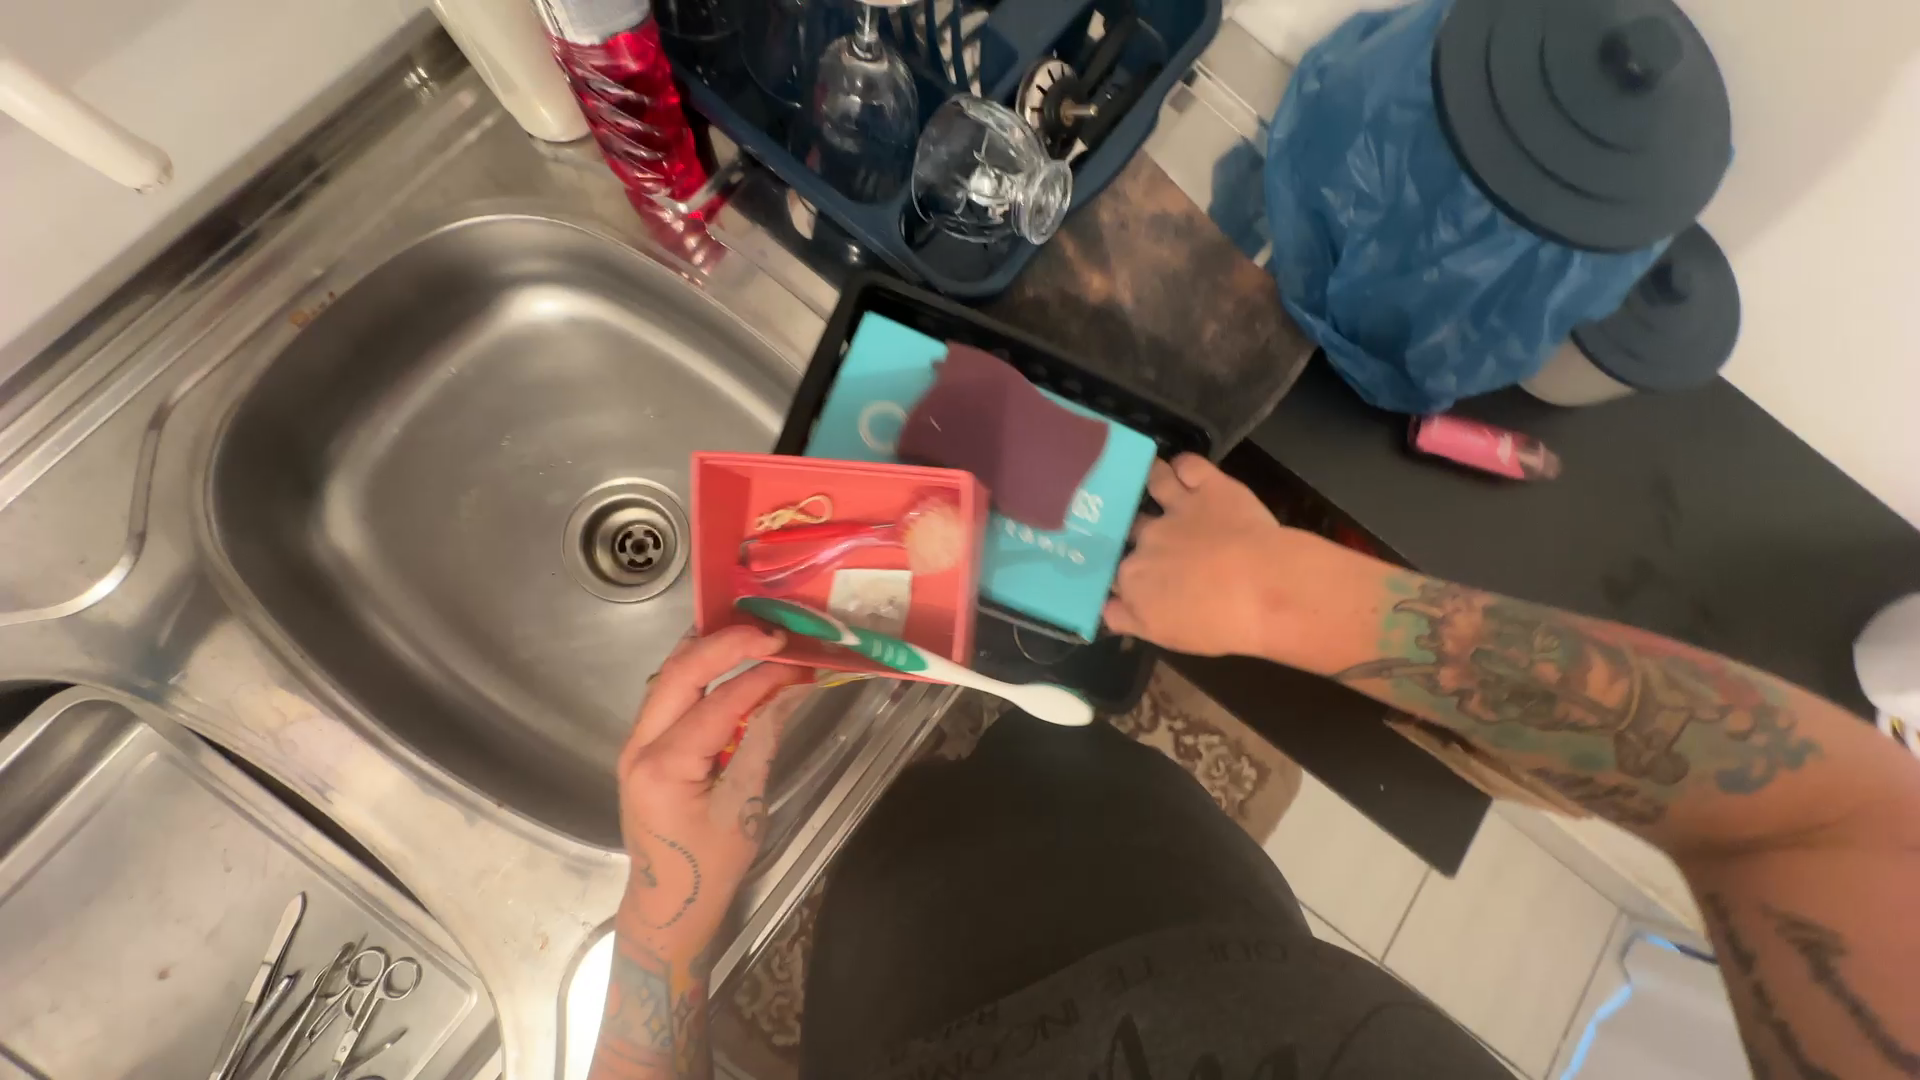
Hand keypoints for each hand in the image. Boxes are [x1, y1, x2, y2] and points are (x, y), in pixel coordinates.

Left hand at [615, 625, 811, 957]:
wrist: (668, 906)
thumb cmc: (710, 865)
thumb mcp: (746, 806)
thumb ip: (763, 739)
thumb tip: (790, 688)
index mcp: (664, 766)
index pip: (720, 702)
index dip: (762, 675)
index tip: (798, 658)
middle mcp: (640, 746)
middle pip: (680, 672)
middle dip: (727, 643)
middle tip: (773, 632)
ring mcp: (636, 743)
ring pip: (669, 675)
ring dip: (709, 649)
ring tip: (752, 633)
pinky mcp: (645, 746)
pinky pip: (669, 693)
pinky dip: (700, 669)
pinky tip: (726, 658)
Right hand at [1104, 454, 1364, 662]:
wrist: (1265, 590)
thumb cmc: (1217, 623)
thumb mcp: (1163, 636)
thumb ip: (1128, 619)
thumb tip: (1106, 608)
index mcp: (1132, 577)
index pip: (1113, 572)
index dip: (1121, 573)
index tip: (1131, 577)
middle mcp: (1147, 539)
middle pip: (1129, 528)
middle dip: (1129, 527)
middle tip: (1141, 533)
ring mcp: (1177, 510)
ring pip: (1153, 484)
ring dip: (1149, 479)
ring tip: (1151, 479)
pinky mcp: (1210, 488)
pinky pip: (1188, 465)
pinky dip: (1182, 464)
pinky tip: (1182, 468)